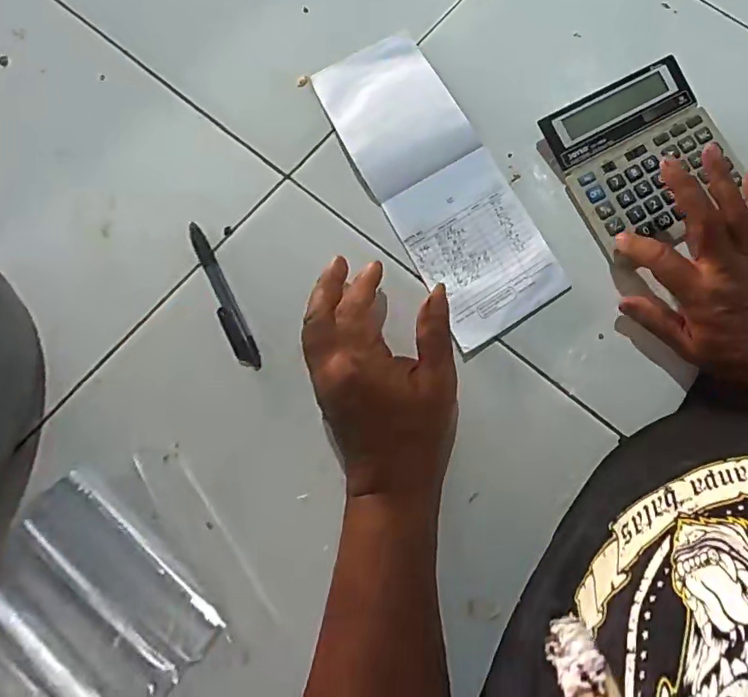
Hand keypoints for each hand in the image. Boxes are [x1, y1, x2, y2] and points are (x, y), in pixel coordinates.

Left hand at [301, 258, 457, 504]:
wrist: (391, 485)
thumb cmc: (419, 432)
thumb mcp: (436, 379)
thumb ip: (433, 332)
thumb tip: (435, 292)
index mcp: (359, 362)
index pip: (354, 312)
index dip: (363, 287)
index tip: (375, 268)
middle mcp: (332, 368)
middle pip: (319, 318)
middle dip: (328, 287)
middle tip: (340, 263)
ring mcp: (323, 382)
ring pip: (311, 333)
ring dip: (319, 303)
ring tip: (334, 281)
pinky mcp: (325, 393)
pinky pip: (314, 348)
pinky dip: (320, 324)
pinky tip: (336, 317)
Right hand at [615, 144, 747, 397]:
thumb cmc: (734, 356)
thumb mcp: (689, 348)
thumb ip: (656, 321)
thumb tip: (624, 300)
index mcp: (701, 292)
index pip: (663, 262)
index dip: (639, 248)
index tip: (620, 238)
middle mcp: (724, 267)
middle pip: (703, 220)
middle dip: (685, 188)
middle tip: (668, 162)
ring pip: (733, 211)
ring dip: (720, 178)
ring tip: (708, 150)